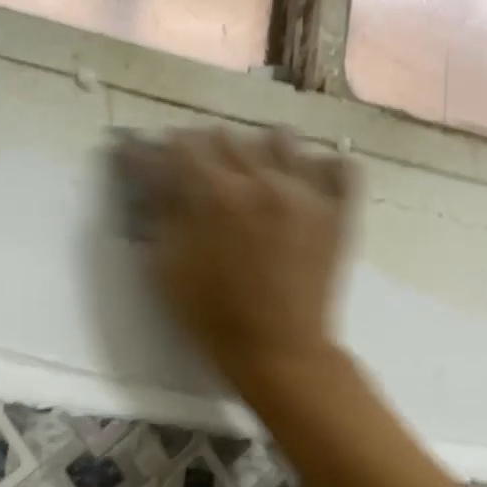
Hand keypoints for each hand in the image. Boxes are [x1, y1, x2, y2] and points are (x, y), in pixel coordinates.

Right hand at [122, 127, 356, 391]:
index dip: (163, 150)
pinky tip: (300, 181)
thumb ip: (160, 207)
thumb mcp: (167, 263)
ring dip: (257, 151)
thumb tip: (148, 165)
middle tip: (196, 174)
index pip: (182, 144)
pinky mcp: (338, 210)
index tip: (156, 161)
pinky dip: (318, 166)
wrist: (277, 350)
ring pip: (280, 139)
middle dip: (205, 149)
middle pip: (227, 136)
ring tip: (249, 174)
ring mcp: (306, 192)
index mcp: (214, 193)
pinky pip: (337, 165)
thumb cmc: (210, 312)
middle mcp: (261, 180)